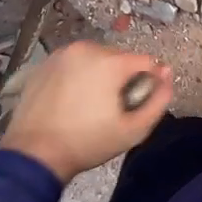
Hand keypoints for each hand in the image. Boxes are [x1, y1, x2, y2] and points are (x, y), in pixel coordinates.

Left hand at [0, 41, 172, 182]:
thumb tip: (167, 74)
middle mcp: (88, 48)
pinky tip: (70, 101)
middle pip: (120, 59)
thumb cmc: (88, 142)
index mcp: (111, 61)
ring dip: (99, 75)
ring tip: (89, 105)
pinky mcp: (45, 62)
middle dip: (121, 78)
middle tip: (110, 109)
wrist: (35, 153)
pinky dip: (77, 76)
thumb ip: (158, 100)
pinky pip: (73, 64)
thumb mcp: (134, 130)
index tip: (134, 106)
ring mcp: (63, 53)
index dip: (146, 83)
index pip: (146, 62)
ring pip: (96, 59)